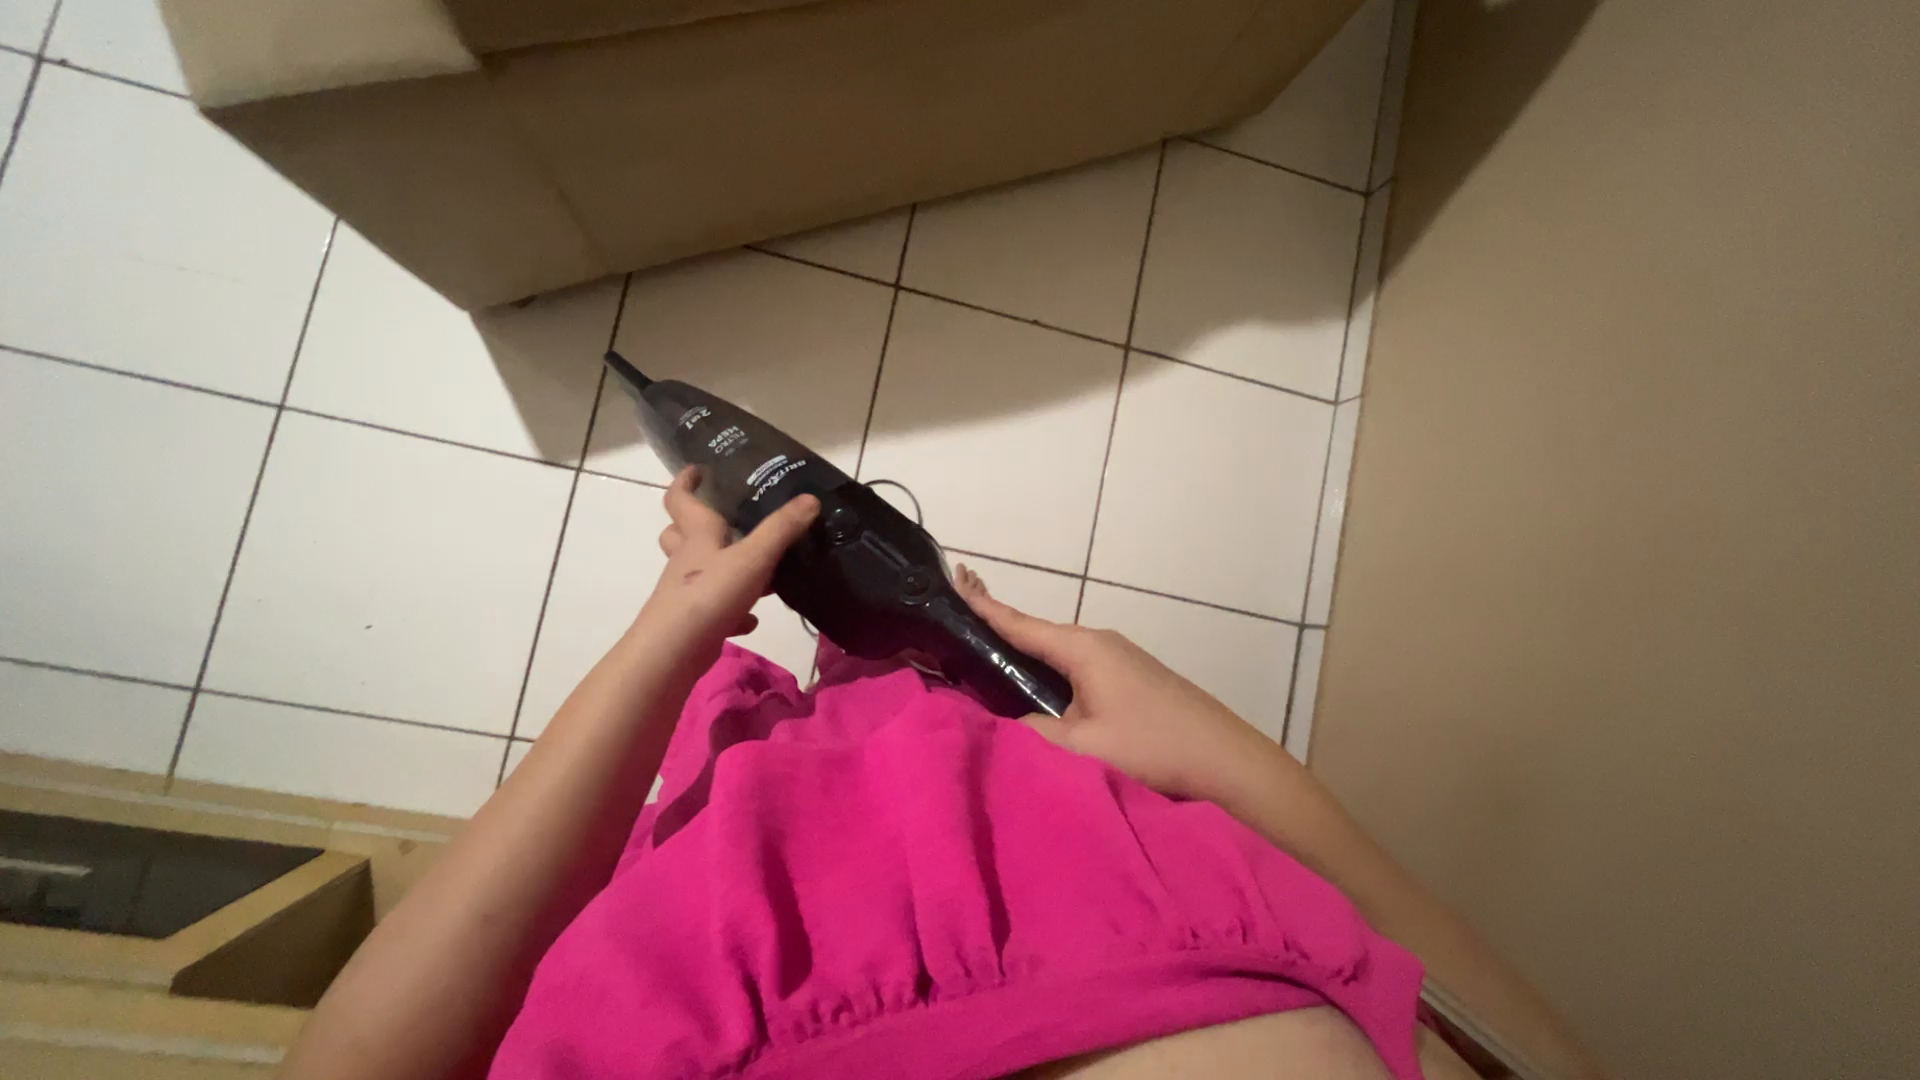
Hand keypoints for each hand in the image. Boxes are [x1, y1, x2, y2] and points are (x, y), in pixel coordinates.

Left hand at [633, 467, 819, 665]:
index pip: (681, 500)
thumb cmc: (710, 594)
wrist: (675, 651)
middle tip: (723, 518)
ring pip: (700, 571)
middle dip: (694, 524)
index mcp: (697, 537)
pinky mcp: (695, 622)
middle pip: (680, 535)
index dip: (686, 482)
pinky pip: (716, 609)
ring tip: (753, 570)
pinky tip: (752, 619)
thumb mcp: (753, 557)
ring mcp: (688, 592)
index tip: (697, 469)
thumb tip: (810, 499)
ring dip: (721, 567)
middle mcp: (688, 560)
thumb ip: (781, 529)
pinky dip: (733, 611)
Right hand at [953, 564, 1282, 803]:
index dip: (984, 606)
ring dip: (1027, 660)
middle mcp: (1099, 642)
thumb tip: (1010, 723)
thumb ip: (1036, 731)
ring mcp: (1120, 657)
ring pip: (1059, 655)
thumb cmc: (1154, 746)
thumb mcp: (1083, 746)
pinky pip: (1079, 668)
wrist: (1228, 759)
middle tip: (959, 635)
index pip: (1020, 622)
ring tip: (990, 667)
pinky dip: (1052, 674)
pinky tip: (1040, 694)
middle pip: (1037, 635)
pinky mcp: (1132, 676)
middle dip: (1000, 634)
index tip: (954, 582)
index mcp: (1083, 648)